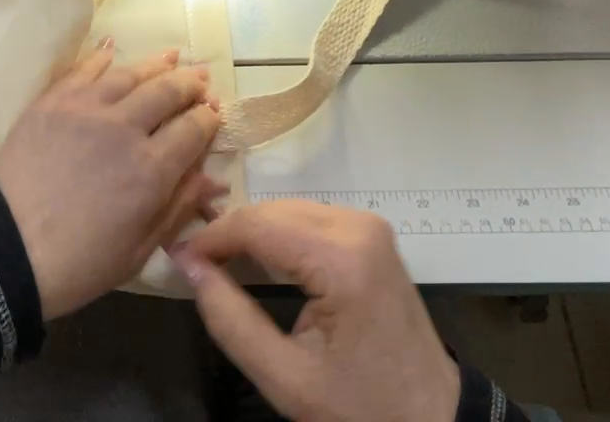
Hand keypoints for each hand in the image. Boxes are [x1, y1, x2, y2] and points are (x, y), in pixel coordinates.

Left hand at [0, 42, 223, 318]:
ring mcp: (86, 109)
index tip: (214, 113)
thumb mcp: (139, 249)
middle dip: (189, 84)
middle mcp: (124, 128)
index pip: (194, 129)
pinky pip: (84, 70)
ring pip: (129, 74)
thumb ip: (178, 208)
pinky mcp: (53, 101)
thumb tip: (214, 179)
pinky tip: (114, 48)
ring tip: (172, 56)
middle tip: (200, 78)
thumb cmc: (78, 262)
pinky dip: (103, 56)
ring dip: (155, 64)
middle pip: (167, 91)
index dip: (209, 118)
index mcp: (152, 169)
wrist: (5, 248)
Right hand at [174, 201, 458, 421]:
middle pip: (271, 211)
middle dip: (229, 232)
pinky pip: (307, 216)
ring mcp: (367, 224)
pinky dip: (277, 233)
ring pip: (286, 208)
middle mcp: (357, 226)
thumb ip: (229, 319)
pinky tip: (259, 259)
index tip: (178, 257)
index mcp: (341, 260)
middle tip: (194, 262)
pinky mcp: (370, 231)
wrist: (431, 417)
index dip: (210, 237)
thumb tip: (187, 264)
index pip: (257, 225)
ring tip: (219, 261)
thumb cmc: (359, 405)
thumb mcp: (285, 378)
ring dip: (251, 231)